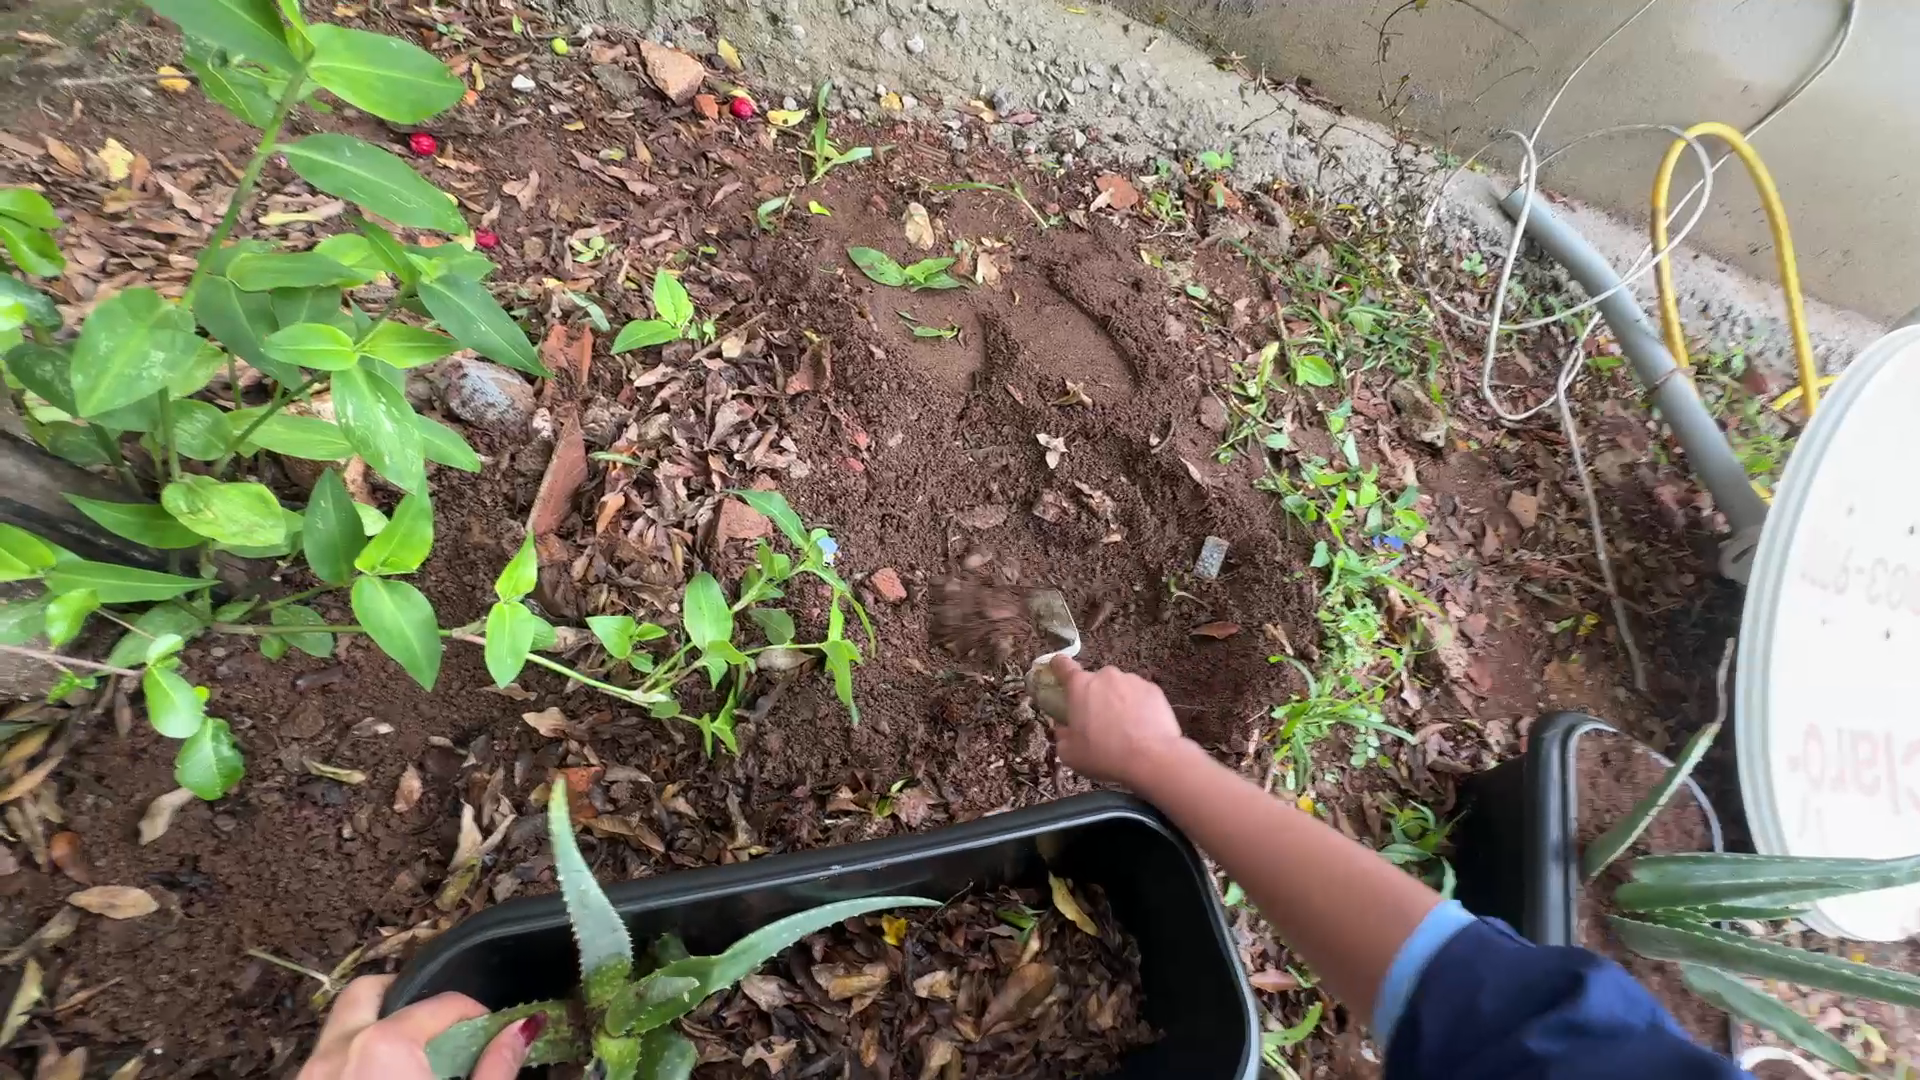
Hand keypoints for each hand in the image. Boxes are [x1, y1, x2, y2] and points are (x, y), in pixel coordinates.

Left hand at [298, 976, 539, 1079]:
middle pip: (366, 995)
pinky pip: (324, 1075)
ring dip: (373, 1037)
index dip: (474, 1013)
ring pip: (336, 1037)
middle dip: (402, 996)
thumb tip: (524, 1027)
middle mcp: (333, 1056)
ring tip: (411, 1072)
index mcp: (382, 1046)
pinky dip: (353, 1073)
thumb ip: (497, 1067)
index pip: (441, 1004)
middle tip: (436, 1026)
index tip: (490, 1035)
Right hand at [1048, 655, 1189, 786]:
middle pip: (1095, 681)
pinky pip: (1140, 695)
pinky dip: (1138, 707)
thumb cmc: (1104, 755)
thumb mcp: (1070, 753)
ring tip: (1125, 729)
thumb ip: (1062, 735)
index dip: (1058, 667)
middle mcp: (1105, 676)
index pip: (1063, 665)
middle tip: (1099, 721)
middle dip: (1095, 696)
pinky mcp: (1154, 689)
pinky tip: (1142, 728)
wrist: (1151, 760)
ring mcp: (1132, 680)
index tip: (1058, 671)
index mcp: (1080, 686)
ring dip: (1117, 701)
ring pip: (1119, 687)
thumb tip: (1064, 728)